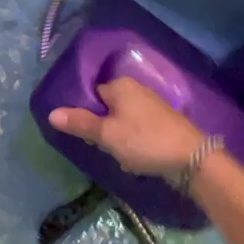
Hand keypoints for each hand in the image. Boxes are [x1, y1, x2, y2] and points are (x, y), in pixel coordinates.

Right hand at [48, 78, 205, 178]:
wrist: (191, 158)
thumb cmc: (144, 141)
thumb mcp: (107, 134)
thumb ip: (80, 123)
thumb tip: (51, 113)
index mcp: (120, 85)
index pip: (91, 95)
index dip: (86, 116)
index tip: (89, 136)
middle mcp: (135, 88)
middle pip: (106, 108)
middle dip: (103, 129)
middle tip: (106, 148)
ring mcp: (151, 104)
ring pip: (122, 121)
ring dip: (118, 139)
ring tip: (123, 156)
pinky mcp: (162, 121)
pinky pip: (137, 129)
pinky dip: (134, 142)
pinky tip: (138, 158)